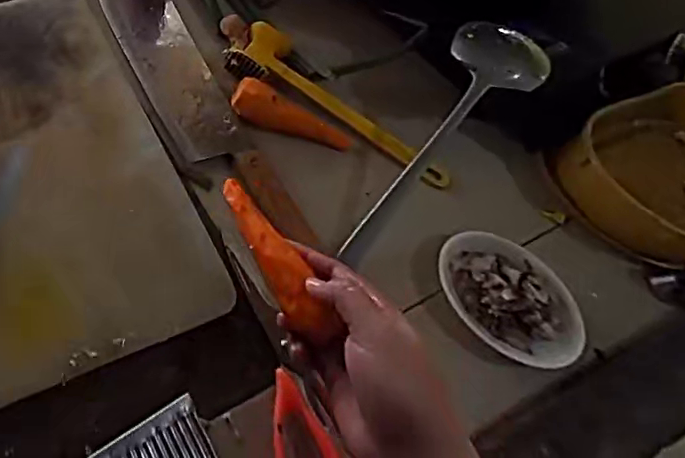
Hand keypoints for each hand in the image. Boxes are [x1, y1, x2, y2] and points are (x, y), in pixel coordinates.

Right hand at [284, 245, 473, 457]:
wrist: (409, 450)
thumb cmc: (401, 385)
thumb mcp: (376, 330)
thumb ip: (345, 298)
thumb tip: (314, 281)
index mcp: (376, 312)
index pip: (341, 276)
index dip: (314, 261)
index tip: (287, 248)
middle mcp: (361, 331)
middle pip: (323, 300)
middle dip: (299, 290)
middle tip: (275, 282)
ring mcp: (348, 358)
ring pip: (313, 327)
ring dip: (295, 320)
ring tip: (283, 319)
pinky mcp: (335, 383)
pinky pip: (310, 357)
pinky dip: (298, 349)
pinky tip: (294, 348)